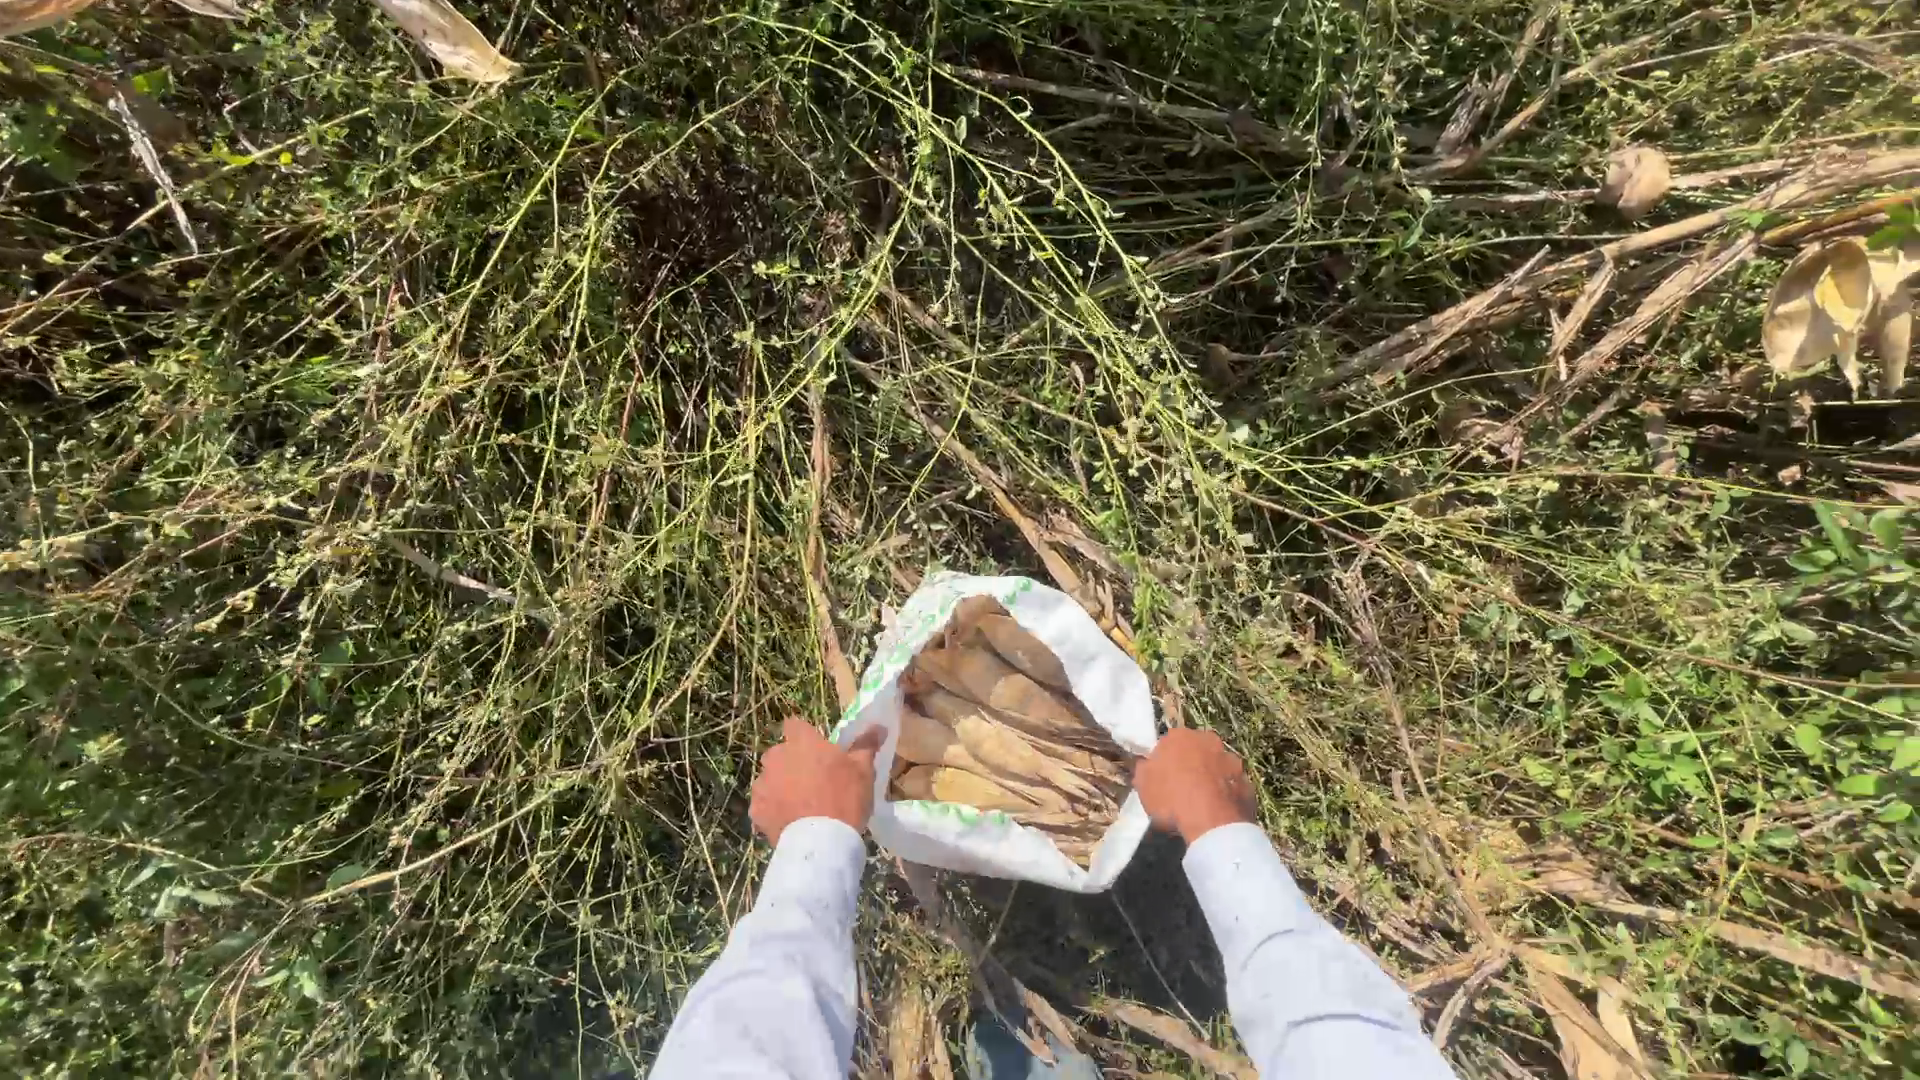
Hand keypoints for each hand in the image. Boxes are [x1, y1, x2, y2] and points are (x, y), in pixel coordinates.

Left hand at [749, 716, 886, 843]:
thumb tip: (878, 727)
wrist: (822, 843)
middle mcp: (777, 758)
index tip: (815, 748)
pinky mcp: (756, 810)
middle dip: (791, 761)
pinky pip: (764, 804)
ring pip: (770, 778)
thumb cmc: (845, 797)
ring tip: (800, 803)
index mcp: (802, 742)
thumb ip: (866, 744)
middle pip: (780, 753)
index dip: (803, 734)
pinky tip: (789, 820)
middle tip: (812, 778)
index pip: (794, 725)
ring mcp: (763, 785)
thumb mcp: (863, 770)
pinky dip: (773, 809)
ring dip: (781, 784)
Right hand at [1134, 728, 1257, 844]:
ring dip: (1211, 778)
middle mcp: (1209, 741)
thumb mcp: (1142, 783)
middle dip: (1191, 764)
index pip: (1170, 742)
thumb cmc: (1171, 798)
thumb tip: (1148, 764)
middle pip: (1196, 750)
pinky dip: (1226, 795)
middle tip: (1182, 787)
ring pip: (1217, 766)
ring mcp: (1232, 761)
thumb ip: (1145, 768)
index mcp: (1180, 736)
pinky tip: (1218, 812)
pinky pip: (1232, 786)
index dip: (1165, 760)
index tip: (1162, 777)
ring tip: (1202, 803)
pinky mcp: (1249, 783)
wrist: (1212, 825)